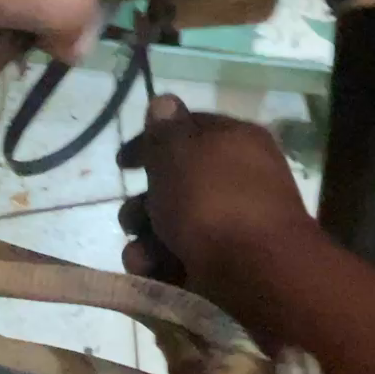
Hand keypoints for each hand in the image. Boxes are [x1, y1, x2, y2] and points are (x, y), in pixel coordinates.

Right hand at [116, 94, 317, 283]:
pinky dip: (159, 264)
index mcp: (233, 142)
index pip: (186, 130)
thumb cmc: (211, 201)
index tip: (121, 162)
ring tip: (141, 252)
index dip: (150, 142)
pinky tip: (152, 270)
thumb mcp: (178, 153)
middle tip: (132, 216)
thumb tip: (163, 102)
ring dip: (144, 238)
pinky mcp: (220, 262)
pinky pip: (177, 256)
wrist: (252, 271)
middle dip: (142, 203)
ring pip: (168, 225)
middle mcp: (234, 180)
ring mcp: (228, 224)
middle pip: (172, 184)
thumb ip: (164, 130)